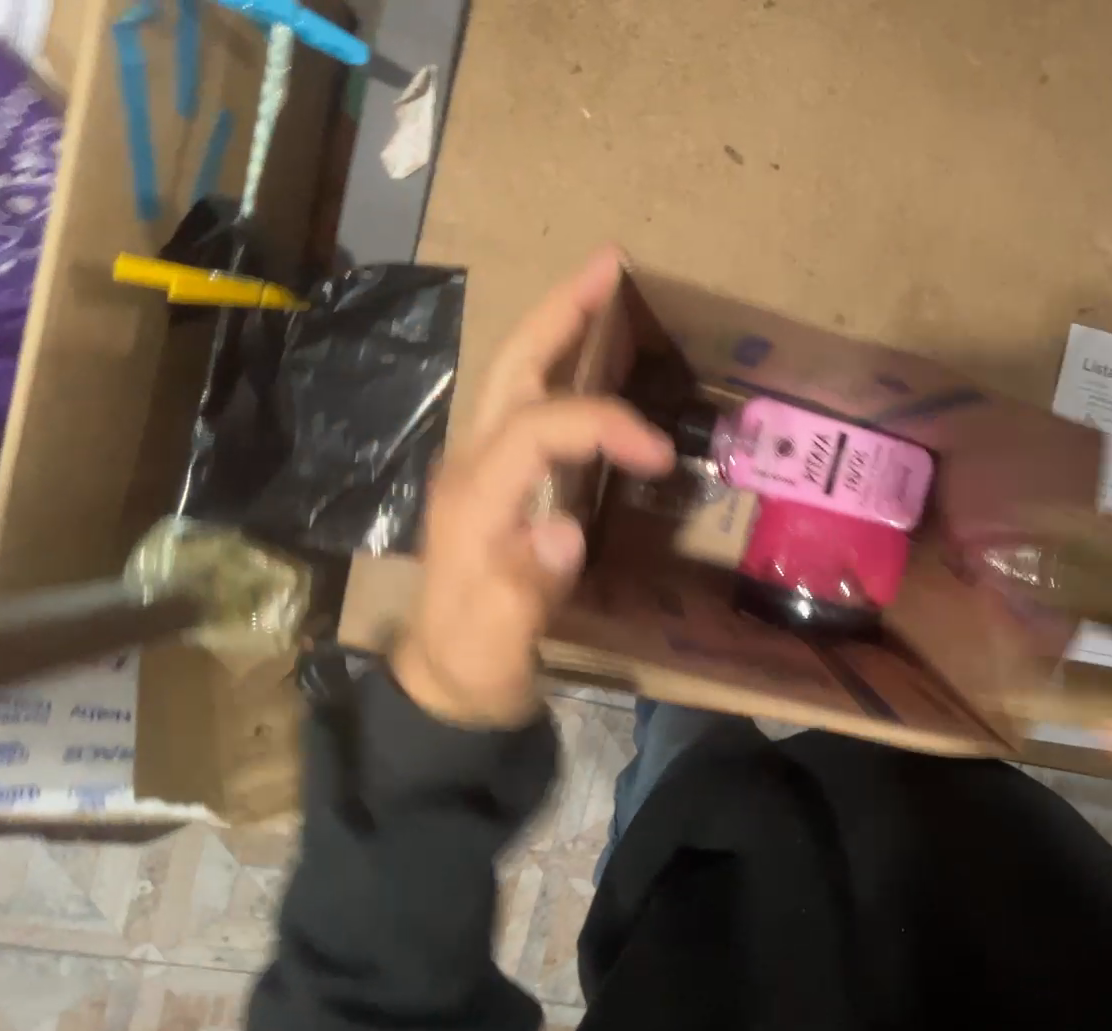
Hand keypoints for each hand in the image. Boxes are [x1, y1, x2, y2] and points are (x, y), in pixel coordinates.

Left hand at [392, 249, 675, 727]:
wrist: (448, 683)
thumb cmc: (474, 663)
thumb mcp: (494, 647)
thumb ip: (520, 592)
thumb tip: (566, 531)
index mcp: (474, 498)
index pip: (539, 426)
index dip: (605, 424)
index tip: (663, 455)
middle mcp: (473, 465)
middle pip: (513, 369)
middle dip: (560, 313)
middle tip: (611, 267)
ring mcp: (485, 468)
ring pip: (520, 377)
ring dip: (561, 327)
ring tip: (608, 290)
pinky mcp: (505, 481)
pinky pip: (536, 406)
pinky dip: (568, 368)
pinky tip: (599, 364)